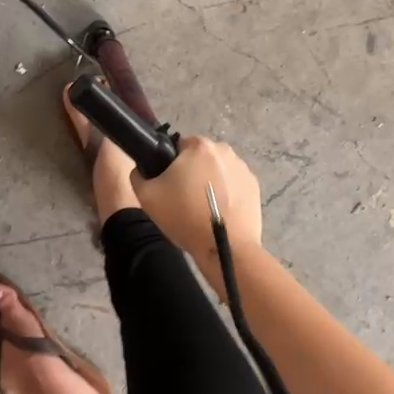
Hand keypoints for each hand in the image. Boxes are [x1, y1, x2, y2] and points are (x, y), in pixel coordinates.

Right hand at [131, 136, 262, 291]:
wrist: (224, 248)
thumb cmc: (185, 217)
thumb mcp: (146, 196)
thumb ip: (138, 174)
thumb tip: (144, 168)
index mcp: (199, 145)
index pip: (179, 145)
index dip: (171, 163)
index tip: (169, 184)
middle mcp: (224, 150)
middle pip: (200, 157)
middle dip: (192, 172)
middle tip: (183, 198)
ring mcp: (243, 168)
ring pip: (218, 170)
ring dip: (210, 182)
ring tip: (202, 208)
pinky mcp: (255, 186)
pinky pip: (233, 184)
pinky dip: (227, 193)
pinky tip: (219, 213)